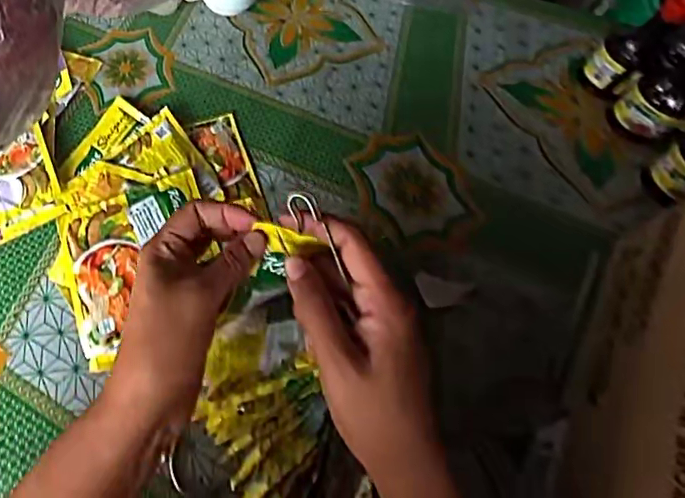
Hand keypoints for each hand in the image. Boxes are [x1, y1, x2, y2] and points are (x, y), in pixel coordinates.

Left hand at [105, 201, 265, 432]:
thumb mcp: (203, 296)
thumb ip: (232, 262)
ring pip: (212, 255)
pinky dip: (232, 275)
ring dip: (235, 252)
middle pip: (204, 230)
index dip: (226, 212)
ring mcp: (180, 285)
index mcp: (162, 249)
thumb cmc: (168, 341)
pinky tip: (250, 279)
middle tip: (264, 238)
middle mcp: (170, 260)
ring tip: (262, 255)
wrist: (147, 404)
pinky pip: (215, 279)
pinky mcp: (192, 307)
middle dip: (233, 229)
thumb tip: (259, 234)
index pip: (196, 212)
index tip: (256, 223)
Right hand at [285, 216, 454, 497]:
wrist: (408, 464)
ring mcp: (388, 316)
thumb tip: (294, 261)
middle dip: (313, 251)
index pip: (354, 242)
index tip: (285, 220)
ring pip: (348, 282)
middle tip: (276, 250)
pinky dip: (328, 302)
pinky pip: (352, 304)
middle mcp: (391, 298)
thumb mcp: (336, 361)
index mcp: (387, 299)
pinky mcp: (382, 332)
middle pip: (350, 259)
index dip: (319, 225)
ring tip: (285, 277)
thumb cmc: (372, 414)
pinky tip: (307, 310)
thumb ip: (314, 308)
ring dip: (318, 279)